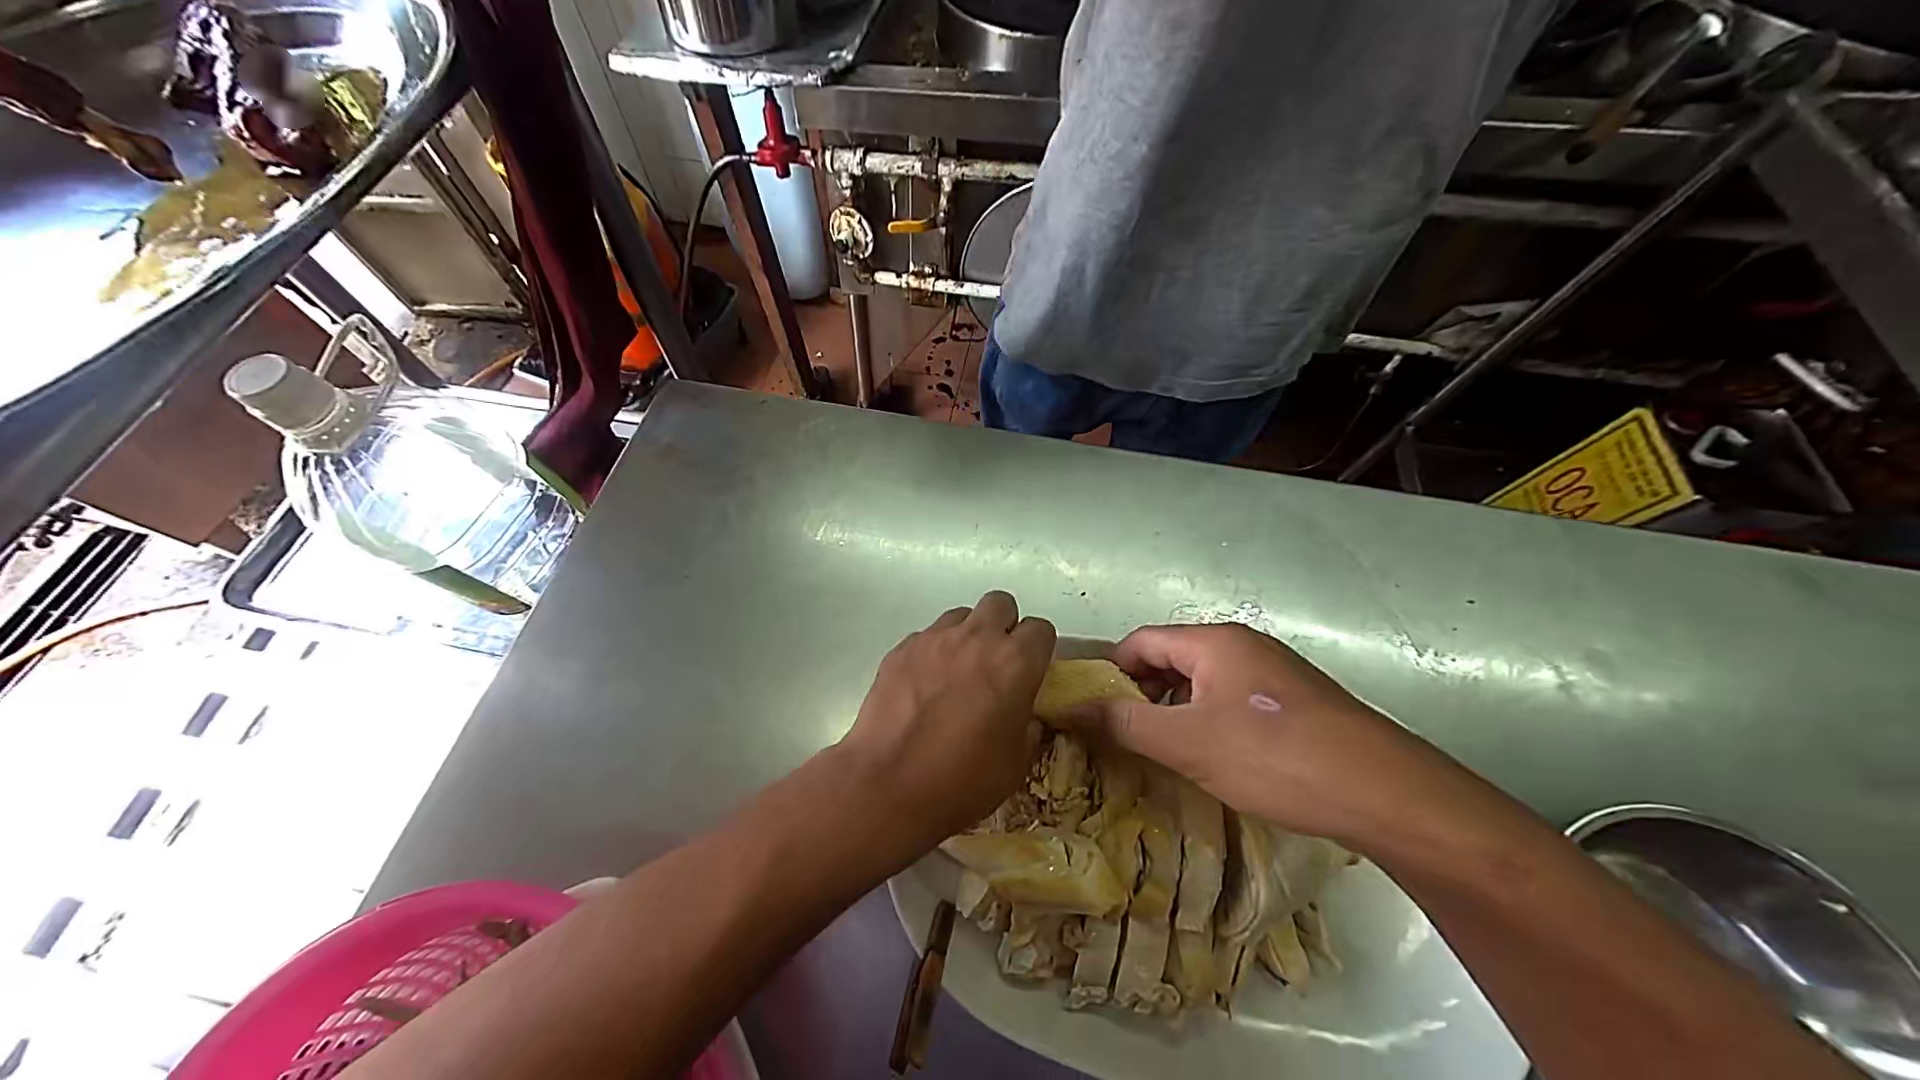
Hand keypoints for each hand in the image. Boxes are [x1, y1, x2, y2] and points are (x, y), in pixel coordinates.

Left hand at [835, 591, 1056, 843]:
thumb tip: (1024, 714)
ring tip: (958, 672)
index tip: (1032, 670)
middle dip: (1004, 626)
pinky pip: (927, 637)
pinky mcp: (901, 649)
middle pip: (1001, 604)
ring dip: (967, 635)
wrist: (889, 784)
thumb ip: (1027, 726)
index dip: (1039, 649)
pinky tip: (925, 686)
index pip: (1040, 629)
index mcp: (1014, 662)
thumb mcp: (1016, 762)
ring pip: (961, 616)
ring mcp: (934, 639)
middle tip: (997, 662)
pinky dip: (933, 652)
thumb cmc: (962, 780)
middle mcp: (976, 638)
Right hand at [1073, 622, 1475, 846]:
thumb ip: (1123, 722)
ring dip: (1175, 712)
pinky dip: (1209, 722)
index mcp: (1213, 641)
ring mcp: (1274, 671)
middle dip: (1140, 695)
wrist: (1384, 792)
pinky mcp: (1296, 701)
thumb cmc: (1273, 757)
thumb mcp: (1186, 743)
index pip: (1139, 642)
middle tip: (1122, 738)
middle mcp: (1242, 644)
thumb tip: (1069, 708)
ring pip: (1202, 683)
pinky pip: (1233, 700)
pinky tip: (1213, 759)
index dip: (1108, 673)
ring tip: (1163, 753)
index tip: (1091, 713)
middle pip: (1170, 659)